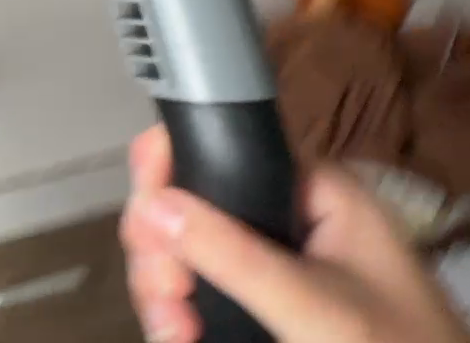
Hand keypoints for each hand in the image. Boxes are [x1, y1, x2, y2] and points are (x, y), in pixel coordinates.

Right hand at [121, 125, 469, 341]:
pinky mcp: (254, 284)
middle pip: (178, 196)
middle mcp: (281, 207)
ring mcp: (266, 247)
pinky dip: (170, 300)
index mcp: (308, 189)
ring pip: (172, 238)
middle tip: (168, 291)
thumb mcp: (319, 310)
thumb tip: (152, 205)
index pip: (209, 144)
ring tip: (173, 325)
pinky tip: (176, 327)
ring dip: (158, 281)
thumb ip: (237, 256)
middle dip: (158, 248)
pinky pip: (187, 272)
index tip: (150, 225)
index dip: (161, 175)